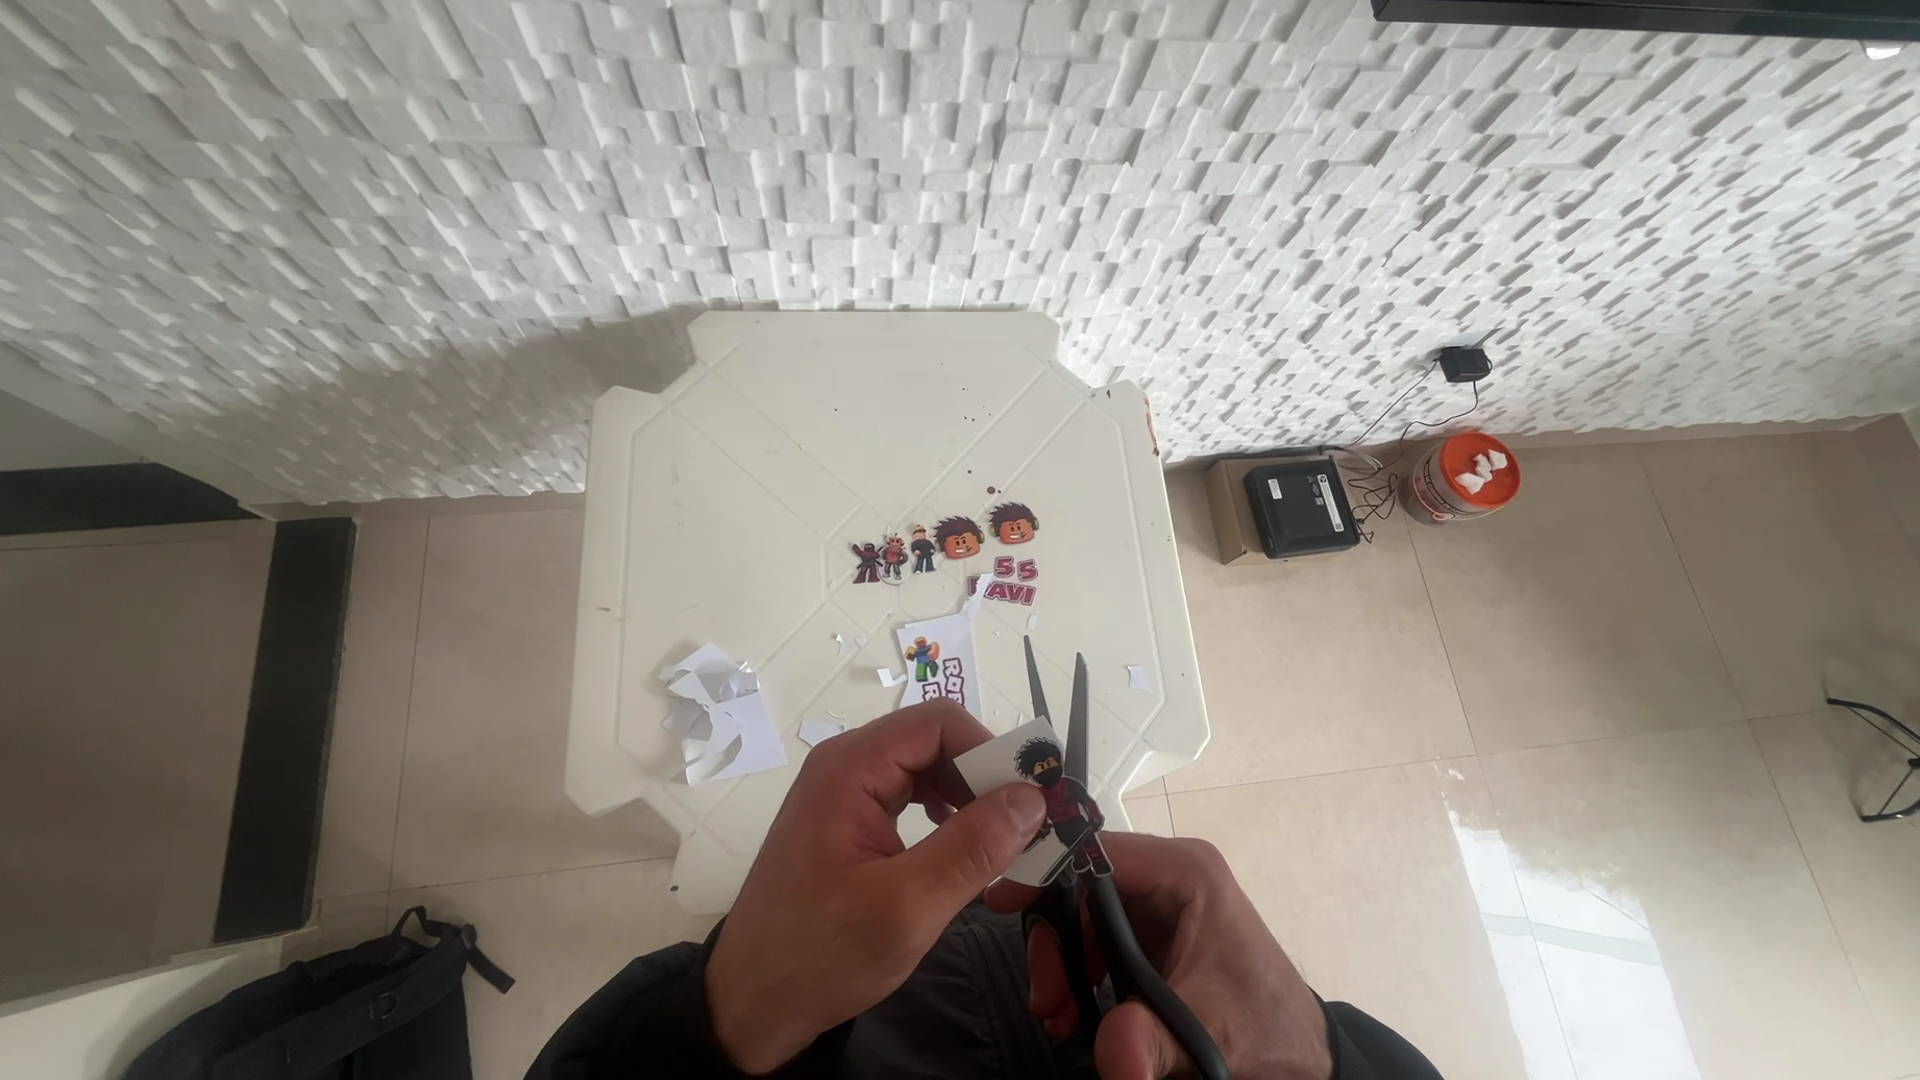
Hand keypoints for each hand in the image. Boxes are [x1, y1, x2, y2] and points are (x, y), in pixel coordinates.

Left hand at [706, 700, 1047, 1073]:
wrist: (752, 1002)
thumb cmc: (820, 955)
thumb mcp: (907, 906)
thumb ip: (972, 847)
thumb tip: (1030, 798)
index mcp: (851, 767)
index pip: (938, 723)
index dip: (989, 750)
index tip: (1026, 798)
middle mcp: (846, 764)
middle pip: (933, 740)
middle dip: (983, 775)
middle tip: (1020, 825)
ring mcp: (845, 790)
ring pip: (926, 765)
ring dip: (967, 795)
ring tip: (996, 840)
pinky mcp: (849, 817)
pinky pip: (909, 792)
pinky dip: (944, 811)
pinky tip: (958, 844)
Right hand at [986, 832, 1332, 1079]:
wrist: (1299, 1056)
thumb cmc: (1266, 1028)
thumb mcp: (1209, 1033)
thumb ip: (1155, 1039)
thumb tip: (1112, 1052)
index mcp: (1184, 871)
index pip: (1098, 850)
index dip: (1047, 869)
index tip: (1003, 901)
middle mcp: (1167, 872)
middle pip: (1082, 884)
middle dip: (1055, 939)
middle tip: (1044, 998)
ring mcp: (1158, 898)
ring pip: (1083, 911)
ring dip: (1062, 961)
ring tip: (1058, 1015)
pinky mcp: (1152, 926)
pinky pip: (1096, 934)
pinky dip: (1078, 970)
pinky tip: (1075, 1011)